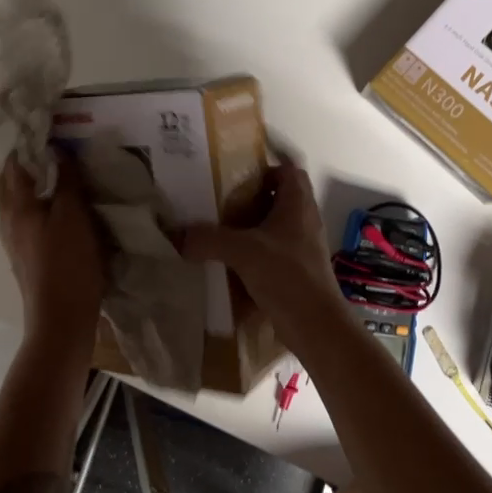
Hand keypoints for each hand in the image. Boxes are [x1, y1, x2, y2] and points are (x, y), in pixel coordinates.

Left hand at [0, 151, 107, 340]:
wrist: (62, 320)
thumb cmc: (69, 264)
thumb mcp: (74, 216)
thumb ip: (67, 182)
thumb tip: (59, 150)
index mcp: (17, 208)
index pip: (15, 165)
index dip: (29, 145)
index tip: (50, 131)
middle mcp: (9, 223)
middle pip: (9, 184)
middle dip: (25, 165)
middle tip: (53, 152)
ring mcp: (16, 244)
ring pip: (18, 205)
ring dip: (34, 187)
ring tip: (61, 178)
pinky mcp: (28, 260)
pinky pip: (29, 222)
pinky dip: (41, 208)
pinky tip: (62, 212)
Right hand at [178, 159, 343, 322]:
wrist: (316, 325)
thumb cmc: (288, 276)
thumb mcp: (243, 252)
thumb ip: (208, 239)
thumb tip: (175, 234)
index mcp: (298, 204)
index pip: (288, 170)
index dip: (265, 167)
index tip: (235, 174)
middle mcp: (304, 221)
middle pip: (278, 198)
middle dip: (249, 198)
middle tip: (218, 201)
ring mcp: (302, 247)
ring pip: (273, 227)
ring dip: (249, 227)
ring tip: (218, 230)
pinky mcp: (297, 270)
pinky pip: (272, 252)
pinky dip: (253, 253)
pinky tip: (229, 263)